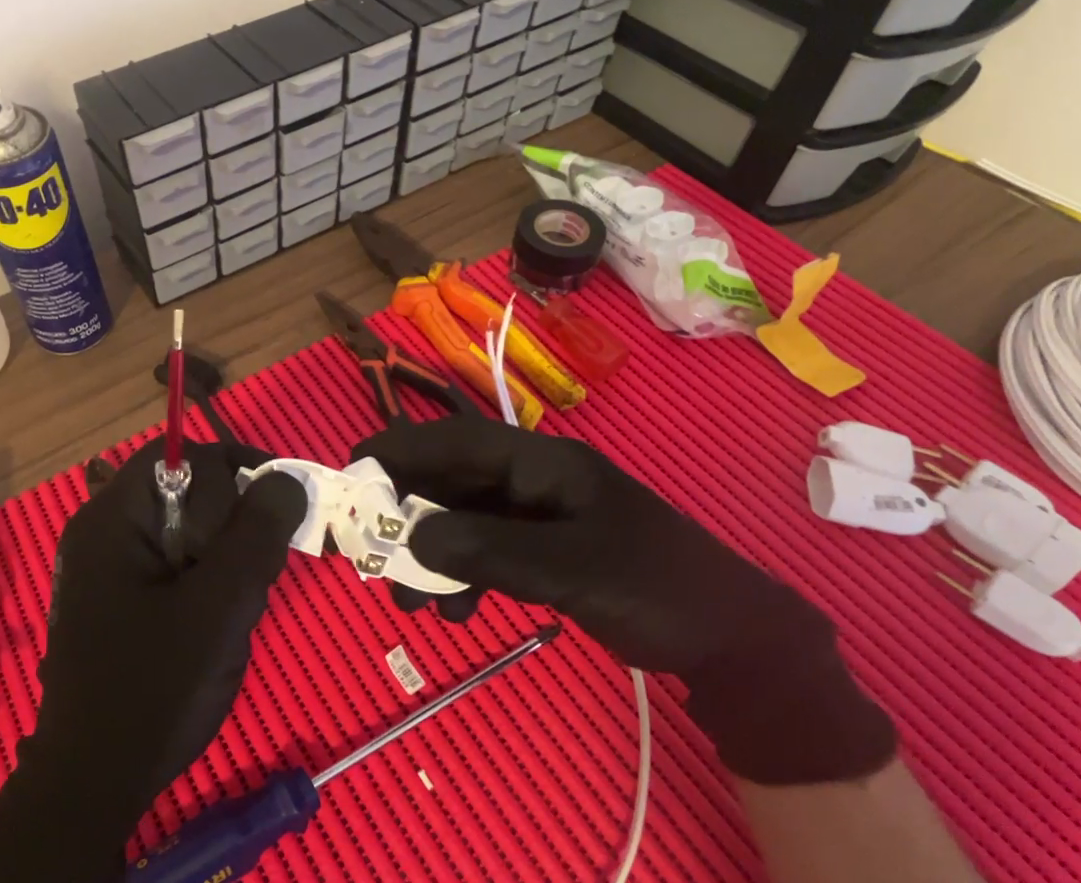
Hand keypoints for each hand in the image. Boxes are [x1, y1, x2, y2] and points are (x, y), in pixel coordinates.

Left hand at [0, 438, 305, 881]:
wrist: (93, 783)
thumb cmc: (155, 689)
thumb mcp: (220, 606)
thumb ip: (256, 535)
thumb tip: (286, 478)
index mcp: (113, 518)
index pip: (184, 457)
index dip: (236, 474)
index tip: (275, 518)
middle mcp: (102, 531)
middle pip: (187, 495)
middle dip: (231, 531)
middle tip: (248, 585)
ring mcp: (106, 569)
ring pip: (186, 535)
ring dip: (222, 566)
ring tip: (229, 620)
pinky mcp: (116, 602)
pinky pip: (173, 569)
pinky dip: (203, 589)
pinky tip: (211, 634)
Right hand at [356, 416, 894, 784]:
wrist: (730, 639)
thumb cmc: (657, 588)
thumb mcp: (572, 567)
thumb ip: (489, 551)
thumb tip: (409, 538)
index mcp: (543, 463)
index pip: (456, 441)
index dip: (399, 450)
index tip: (350, 474)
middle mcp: (532, 480)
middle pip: (449, 483)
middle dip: (405, 518)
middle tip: (371, 559)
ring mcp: (537, 517)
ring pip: (460, 522)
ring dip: (428, 556)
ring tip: (413, 604)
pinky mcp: (542, 551)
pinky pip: (481, 553)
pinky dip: (459, 577)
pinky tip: (456, 612)